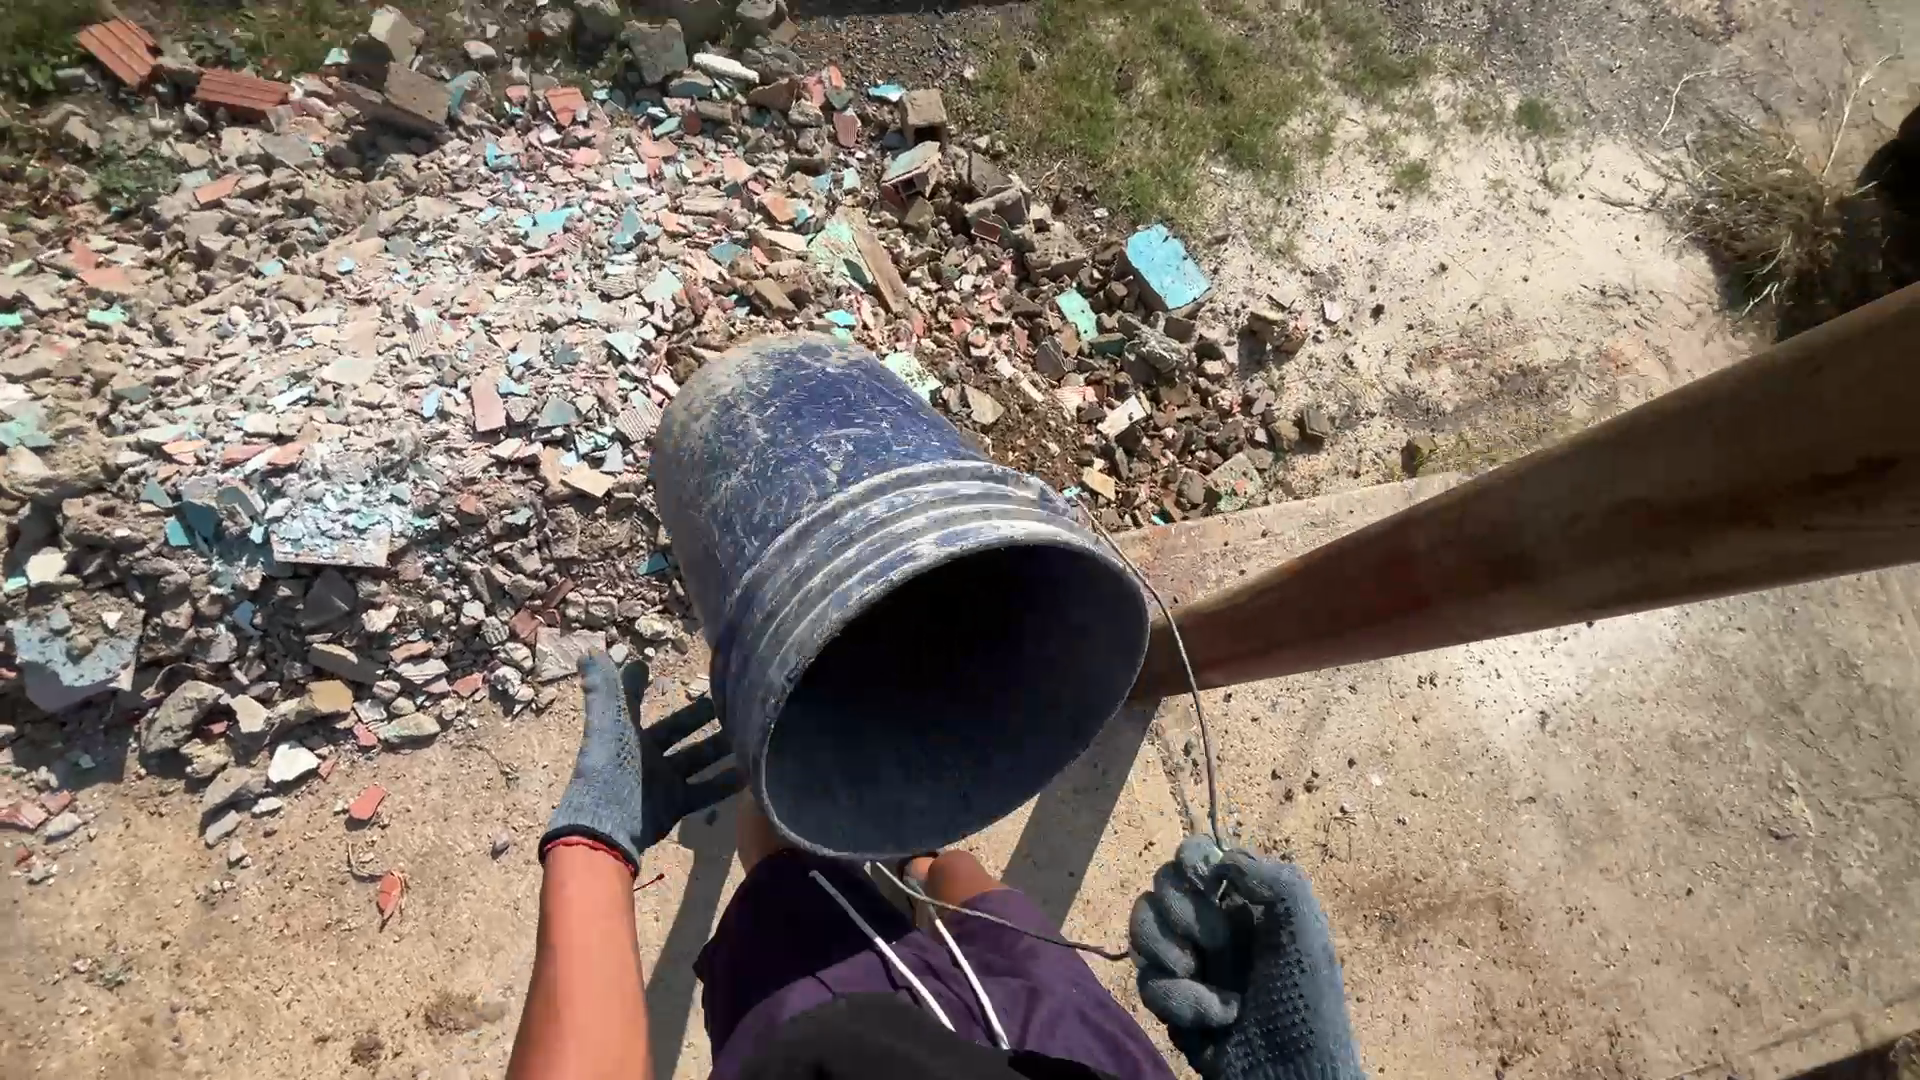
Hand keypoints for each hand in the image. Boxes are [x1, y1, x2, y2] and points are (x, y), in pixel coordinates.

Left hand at [539, 653, 742, 872]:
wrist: (608, 826)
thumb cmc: (609, 768)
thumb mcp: (609, 724)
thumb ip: (605, 690)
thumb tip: (592, 650)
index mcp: (628, 735)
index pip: (638, 705)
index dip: (645, 687)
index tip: (657, 666)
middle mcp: (646, 757)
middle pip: (680, 731)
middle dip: (703, 715)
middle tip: (732, 699)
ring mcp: (663, 782)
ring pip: (698, 758)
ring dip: (721, 746)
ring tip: (749, 731)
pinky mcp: (676, 805)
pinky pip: (706, 790)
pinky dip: (726, 782)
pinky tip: (750, 772)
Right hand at [1130, 836, 1364, 1079]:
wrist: (1290, 1077)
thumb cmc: (1303, 1001)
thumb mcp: (1306, 932)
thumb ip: (1273, 878)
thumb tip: (1221, 859)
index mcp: (1239, 899)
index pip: (1195, 853)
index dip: (1190, 860)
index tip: (1204, 881)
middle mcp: (1206, 920)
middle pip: (1161, 883)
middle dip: (1182, 912)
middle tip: (1217, 944)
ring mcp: (1184, 957)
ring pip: (1142, 924)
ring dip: (1169, 952)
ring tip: (1200, 977)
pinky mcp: (1169, 997)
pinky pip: (1147, 979)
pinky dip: (1180, 1000)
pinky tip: (1212, 1018)